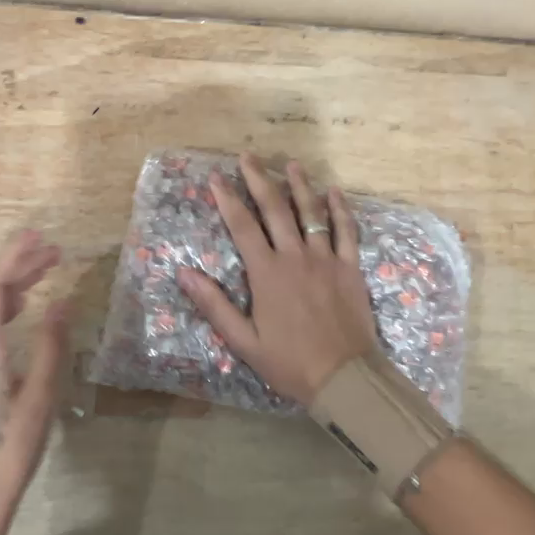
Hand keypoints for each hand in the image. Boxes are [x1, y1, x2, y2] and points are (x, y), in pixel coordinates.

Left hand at [0, 230, 69, 534]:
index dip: (13, 256)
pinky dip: (3, 306)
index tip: (39, 235)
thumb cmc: (10, 448)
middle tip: (54, 251)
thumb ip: (50, 347)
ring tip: (47, 270)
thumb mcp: (39, 398)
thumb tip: (62, 303)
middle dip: (17, 265)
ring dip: (12, 285)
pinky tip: (24, 307)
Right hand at [177, 154, 378, 406]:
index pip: (242, 225)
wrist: (345, 377)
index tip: (216, 177)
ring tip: (290, 164)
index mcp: (267, 273)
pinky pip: (346, 231)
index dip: (227, 198)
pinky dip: (340, 209)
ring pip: (312, 213)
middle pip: (275, 209)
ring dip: (299, 186)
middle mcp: (295, 257)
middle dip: (259, 179)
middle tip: (248, 156)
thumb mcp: (243, 341)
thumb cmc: (290, 363)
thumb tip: (184, 273)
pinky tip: (334, 192)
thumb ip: (214, 304)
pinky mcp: (350, 268)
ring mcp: (326, 260)